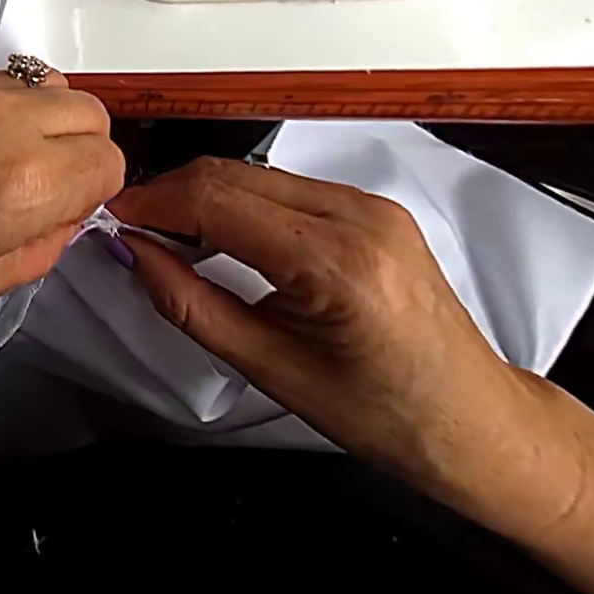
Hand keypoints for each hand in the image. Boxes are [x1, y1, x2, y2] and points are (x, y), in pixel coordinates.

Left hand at [0, 70, 125, 380]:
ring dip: (48, 124)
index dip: (93, 194)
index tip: (62, 213)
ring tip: (6, 165)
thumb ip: (44, 242)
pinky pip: (7, 81)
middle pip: (90, 114)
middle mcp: (1, 121)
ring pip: (53, 86)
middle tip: (42, 190)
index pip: (107, 163)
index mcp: (19, 185)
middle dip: (81, 153)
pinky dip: (13, 108)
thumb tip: (70, 209)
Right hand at [109, 157, 532, 480]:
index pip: (216, 202)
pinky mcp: (367, 204)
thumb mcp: (271, 369)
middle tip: (132, 225)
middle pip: (229, 173)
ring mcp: (368, 203)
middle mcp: (358, 216)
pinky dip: (234, 199)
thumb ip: (189, 304)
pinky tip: (214, 228)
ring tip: (166, 230)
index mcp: (338, 264)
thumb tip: (137, 255)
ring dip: (198, 194)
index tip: (116, 216)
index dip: (153, 202)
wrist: (477, 422)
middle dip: (168, 192)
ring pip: (250, 171)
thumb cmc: (390, 415)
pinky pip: (279, 183)